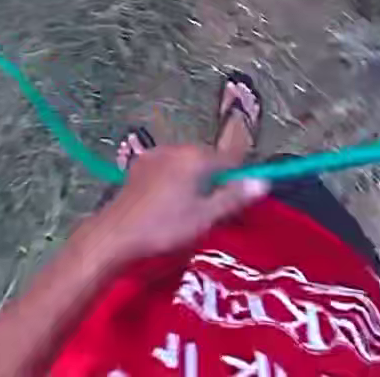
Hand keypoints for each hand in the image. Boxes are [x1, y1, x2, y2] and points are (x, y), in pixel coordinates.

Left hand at [75, 145, 268, 267]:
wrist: (117, 233)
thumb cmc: (164, 228)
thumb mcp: (204, 218)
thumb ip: (233, 197)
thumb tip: (262, 181)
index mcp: (196, 157)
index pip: (229, 159)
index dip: (237, 178)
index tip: (238, 199)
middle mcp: (178, 147)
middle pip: (207, 159)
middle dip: (214, 179)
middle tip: (212, 210)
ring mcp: (156, 153)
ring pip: (186, 162)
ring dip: (193, 178)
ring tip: (188, 209)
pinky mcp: (140, 163)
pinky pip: (168, 165)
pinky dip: (173, 178)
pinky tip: (166, 202)